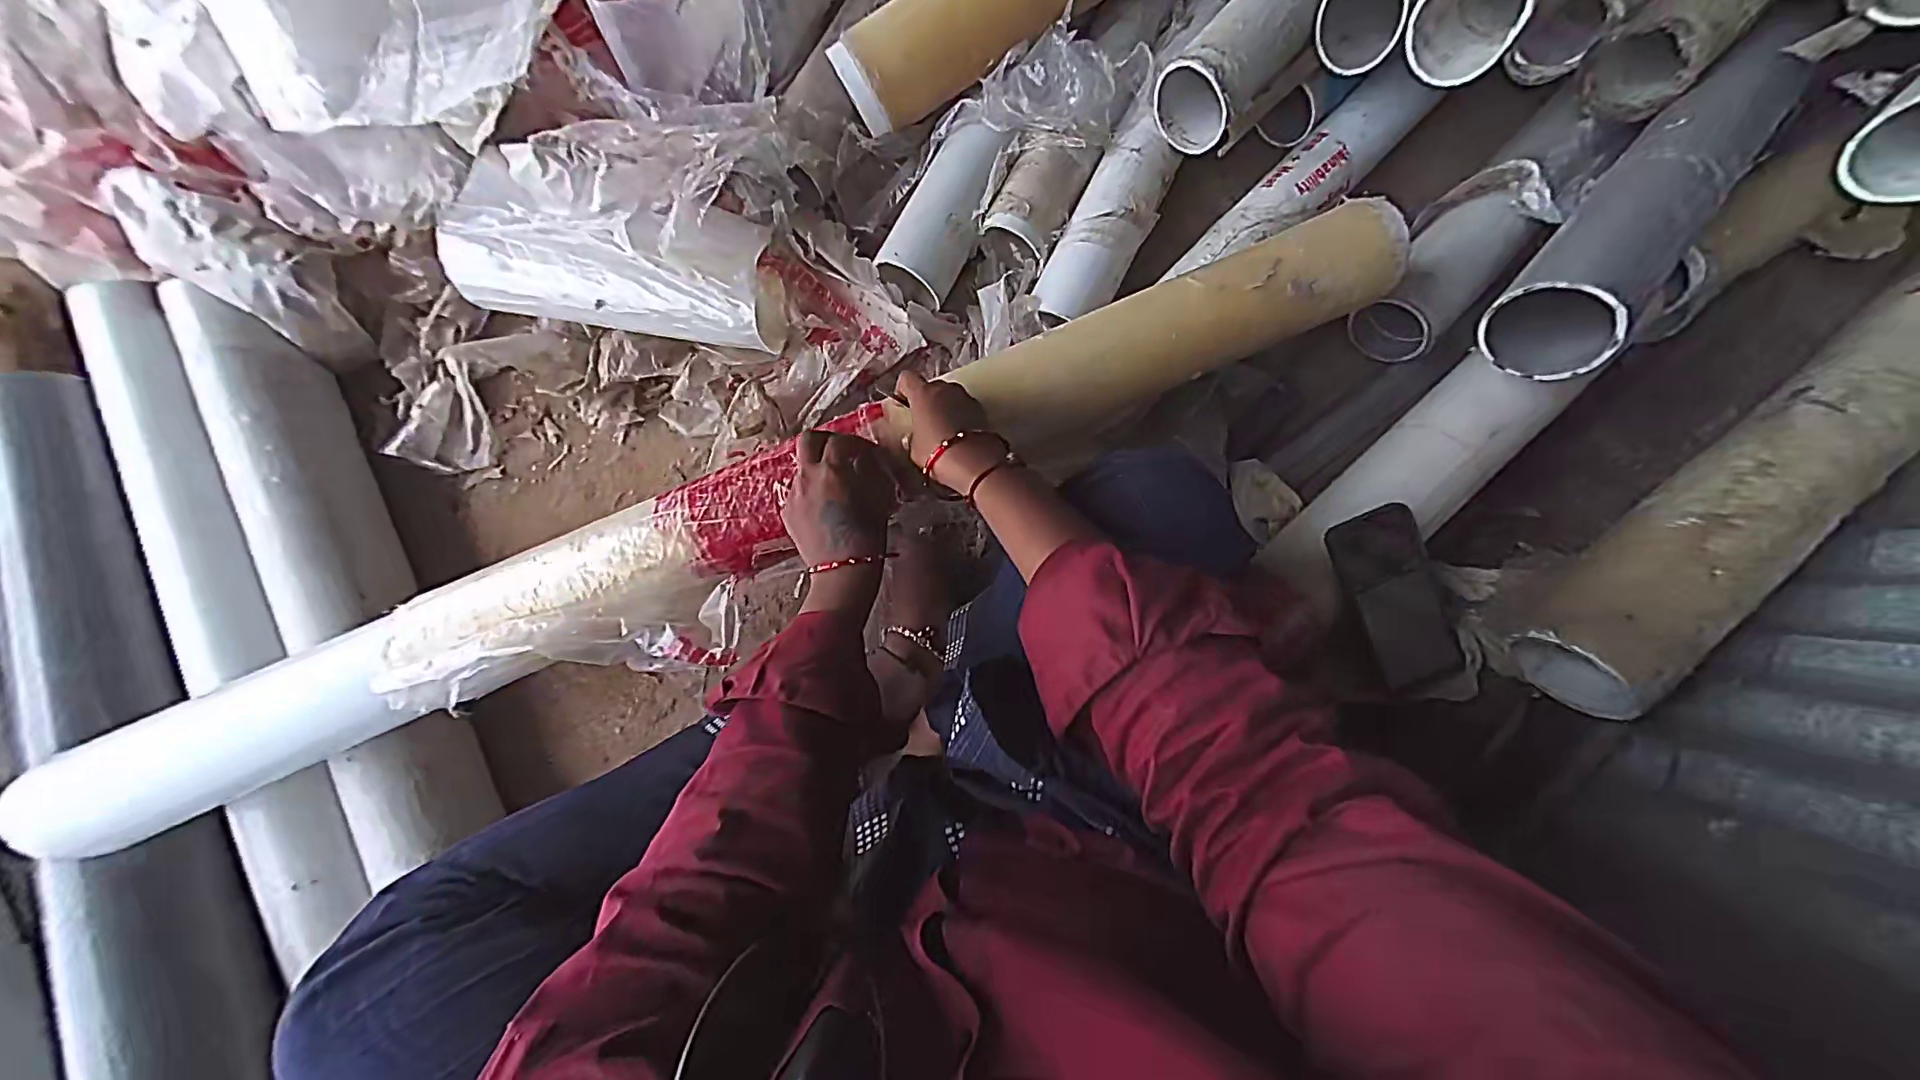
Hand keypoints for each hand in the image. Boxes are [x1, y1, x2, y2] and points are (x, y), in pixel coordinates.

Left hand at [784, 430, 891, 612]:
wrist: (842, 571)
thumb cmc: (866, 537)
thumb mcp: (878, 499)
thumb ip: (870, 473)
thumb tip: (866, 462)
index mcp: (832, 470)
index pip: (841, 440)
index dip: (856, 443)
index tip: (867, 453)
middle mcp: (807, 477)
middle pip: (808, 440)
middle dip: (825, 441)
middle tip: (840, 452)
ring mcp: (793, 495)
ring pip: (802, 467)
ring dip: (818, 467)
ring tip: (835, 485)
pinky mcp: (787, 513)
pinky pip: (797, 490)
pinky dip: (811, 490)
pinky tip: (825, 506)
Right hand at [895, 371, 1000, 494]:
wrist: (973, 461)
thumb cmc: (936, 452)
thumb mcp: (913, 448)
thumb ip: (910, 436)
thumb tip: (910, 436)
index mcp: (922, 393)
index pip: (906, 378)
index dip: (903, 390)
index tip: (903, 405)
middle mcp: (945, 388)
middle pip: (932, 386)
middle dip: (928, 400)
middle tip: (925, 421)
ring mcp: (966, 396)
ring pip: (951, 396)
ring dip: (946, 407)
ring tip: (944, 430)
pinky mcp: (982, 409)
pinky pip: (966, 407)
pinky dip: (962, 416)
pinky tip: (960, 434)